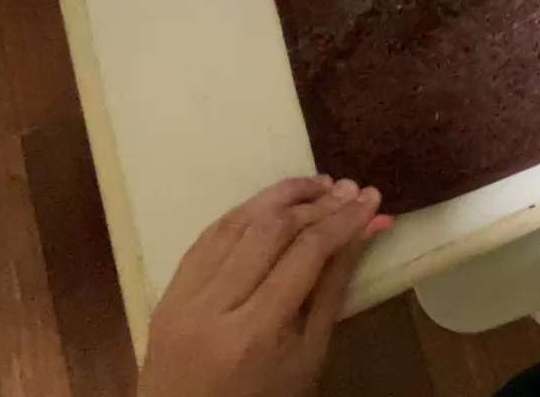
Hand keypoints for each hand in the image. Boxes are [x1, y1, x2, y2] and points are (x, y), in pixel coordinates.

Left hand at [138, 176, 391, 396]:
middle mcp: (211, 309)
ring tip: (319, 184)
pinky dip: (245, 213)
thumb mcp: (309, 354)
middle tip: (351, 188)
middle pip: (271, 231)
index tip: (373, 197)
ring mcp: (181, 300)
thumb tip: (370, 226)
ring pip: (236, 223)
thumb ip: (336, 284)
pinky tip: (274, 204)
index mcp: (253, 333)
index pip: (306, 253)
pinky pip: (209, 238)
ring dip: (281, 196)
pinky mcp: (167, 295)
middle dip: (317, 203)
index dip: (344, 219)